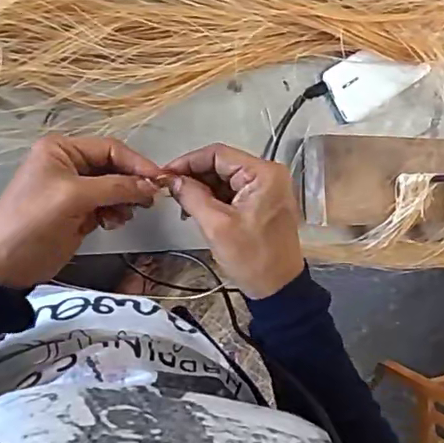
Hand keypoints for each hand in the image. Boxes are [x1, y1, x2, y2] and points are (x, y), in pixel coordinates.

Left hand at [0, 135, 165, 288]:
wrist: (4, 263)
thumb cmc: (33, 221)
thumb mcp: (73, 197)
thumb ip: (115, 187)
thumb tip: (151, 185)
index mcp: (61, 149)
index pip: (109, 148)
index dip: (136, 162)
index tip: (160, 180)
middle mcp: (68, 164)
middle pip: (113, 167)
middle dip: (132, 182)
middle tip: (150, 201)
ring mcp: (73, 189)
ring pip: (114, 187)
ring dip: (125, 200)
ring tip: (125, 215)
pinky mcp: (78, 212)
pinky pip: (107, 205)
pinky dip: (115, 212)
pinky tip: (112, 223)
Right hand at [164, 143, 304, 298]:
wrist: (278, 289)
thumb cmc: (252, 257)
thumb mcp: (216, 225)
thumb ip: (191, 195)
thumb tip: (171, 179)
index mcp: (263, 173)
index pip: (217, 154)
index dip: (187, 162)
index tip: (165, 175)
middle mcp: (268, 174)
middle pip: (221, 164)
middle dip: (193, 176)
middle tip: (169, 190)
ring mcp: (267, 187)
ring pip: (223, 177)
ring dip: (201, 188)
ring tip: (181, 204)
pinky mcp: (262, 201)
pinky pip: (231, 190)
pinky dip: (212, 197)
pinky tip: (196, 209)